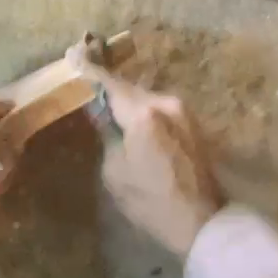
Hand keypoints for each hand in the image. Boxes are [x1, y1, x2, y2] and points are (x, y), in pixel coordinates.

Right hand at [72, 51, 222, 257]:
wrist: (204, 224)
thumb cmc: (153, 203)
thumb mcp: (116, 173)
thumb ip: (107, 135)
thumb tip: (102, 116)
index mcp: (143, 114)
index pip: (108, 84)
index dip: (88, 70)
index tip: (72, 53)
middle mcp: (165, 103)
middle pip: (128, 88)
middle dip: (107, 88)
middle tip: (85, 85)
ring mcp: (183, 111)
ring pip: (144, 98)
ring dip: (126, 102)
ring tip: (106, 108)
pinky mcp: (192, 124)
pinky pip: (158, 109)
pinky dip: (142, 112)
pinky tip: (131, 123)